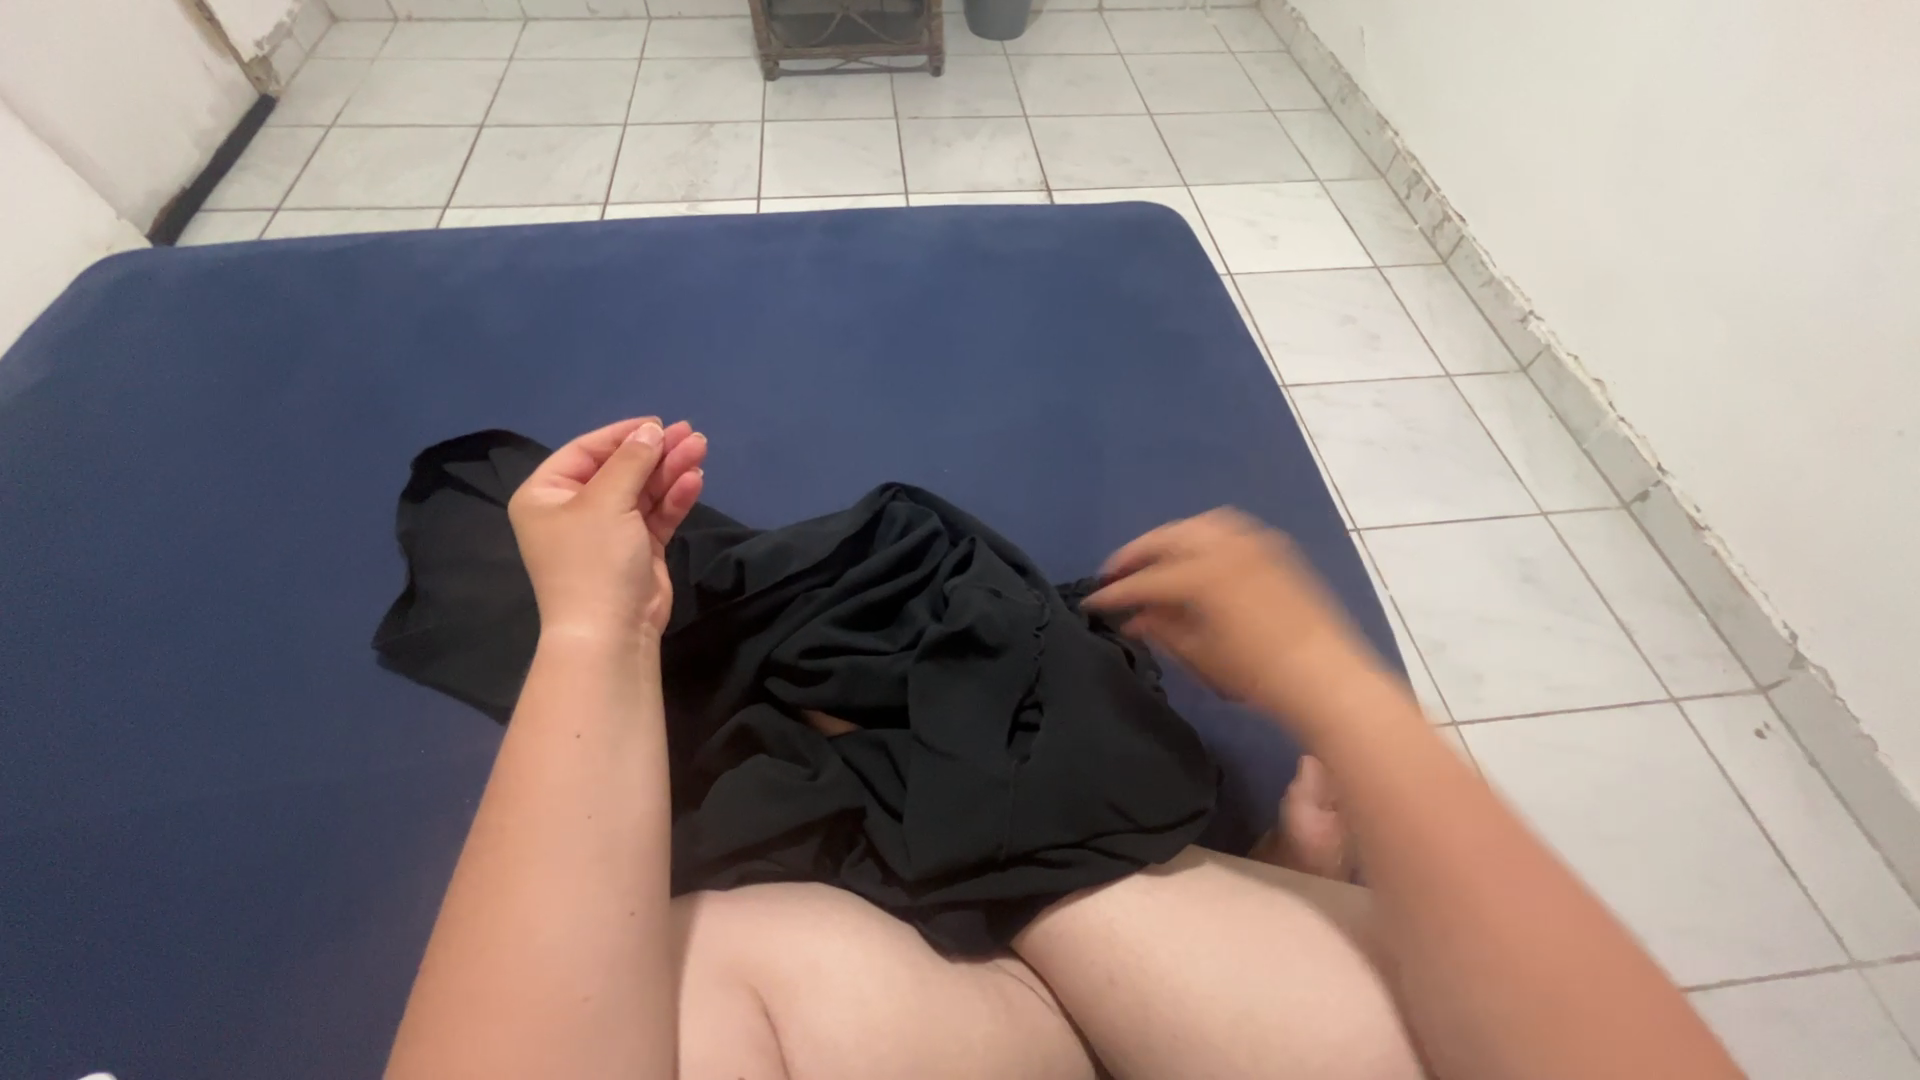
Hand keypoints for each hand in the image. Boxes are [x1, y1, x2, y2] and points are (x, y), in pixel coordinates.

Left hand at [508, 417, 707, 644]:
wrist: (611, 629)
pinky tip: (695, 479)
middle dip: (655, 452)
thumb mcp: (607, 501)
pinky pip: (657, 514)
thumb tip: (653, 431)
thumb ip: (632, 461)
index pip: (586, 451)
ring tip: (701, 449)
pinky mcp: (639, 548)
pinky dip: (675, 497)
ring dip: (671, 470)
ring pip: (644, 490)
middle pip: (620, 469)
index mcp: (547, 495)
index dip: (623, 435)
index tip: (658, 424)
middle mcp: (575, 509)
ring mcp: (609, 530)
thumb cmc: (593, 559)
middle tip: (690, 433)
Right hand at [1086, 509, 1379, 724]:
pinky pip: (1227, 529)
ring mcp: (1252, 543)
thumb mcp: (1200, 656)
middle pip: (1166, 539)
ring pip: (1196, 526)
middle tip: (1114, 573)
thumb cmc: (1257, 675)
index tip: (1093, 603)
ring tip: (1151, 560)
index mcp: (1202, 577)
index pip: (1145, 581)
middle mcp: (1224, 548)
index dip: (1115, 593)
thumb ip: (1162, 629)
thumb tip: (1134, 618)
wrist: (1326, 677)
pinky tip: (1195, 555)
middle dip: (1135, 554)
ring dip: (1167, 540)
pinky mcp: (1272, 549)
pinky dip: (1200, 535)